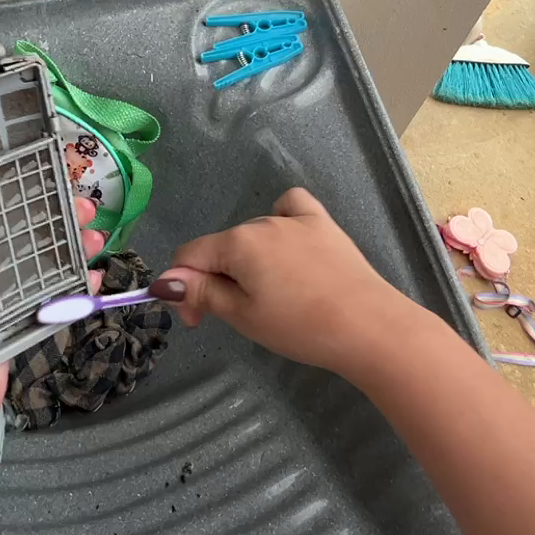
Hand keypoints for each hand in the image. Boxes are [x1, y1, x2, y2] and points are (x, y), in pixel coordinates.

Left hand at [0, 165, 102, 451]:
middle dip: (56, 214)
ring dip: (73, 245)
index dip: (14, 185)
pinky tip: (95, 277)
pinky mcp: (21, 325)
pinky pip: (54, 298)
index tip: (45, 169)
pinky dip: (77, 286)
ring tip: (97, 235)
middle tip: (86, 204)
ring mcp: (2, 298)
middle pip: (24, 231)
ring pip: (45, 260)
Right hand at [152, 187, 423, 376]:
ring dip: (250, 261)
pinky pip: (290, 207)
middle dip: (219, 279)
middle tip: (239, 318)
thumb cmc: (301, 327)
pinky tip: (289, 242)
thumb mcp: (243, 316)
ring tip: (275, 296)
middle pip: (223, 247)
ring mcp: (295, 219)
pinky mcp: (323, 223)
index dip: (184, 290)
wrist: (370, 327)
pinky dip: (282, 220)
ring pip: (254, 234)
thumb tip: (165, 282)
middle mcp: (262, 221)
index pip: (190, 256)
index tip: (198, 322)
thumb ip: (202, 293)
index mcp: (238, 242)